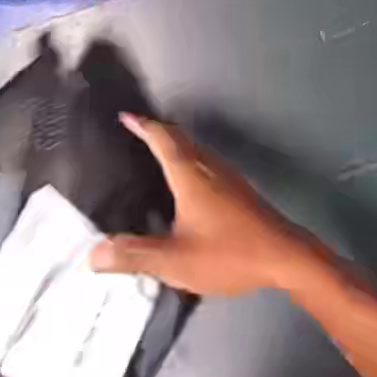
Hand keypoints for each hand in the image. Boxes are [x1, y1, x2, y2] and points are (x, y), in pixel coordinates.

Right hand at [90, 114, 329, 295]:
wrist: (281, 253)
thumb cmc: (227, 252)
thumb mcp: (175, 261)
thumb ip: (135, 255)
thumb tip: (94, 253)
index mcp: (190, 174)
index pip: (162, 139)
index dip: (143, 126)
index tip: (126, 115)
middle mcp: (208, 165)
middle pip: (179, 137)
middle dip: (156, 130)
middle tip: (136, 128)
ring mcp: (225, 174)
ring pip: (193, 148)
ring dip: (173, 143)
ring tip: (154, 149)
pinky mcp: (236, 187)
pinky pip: (203, 160)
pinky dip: (185, 157)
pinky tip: (183, 180)